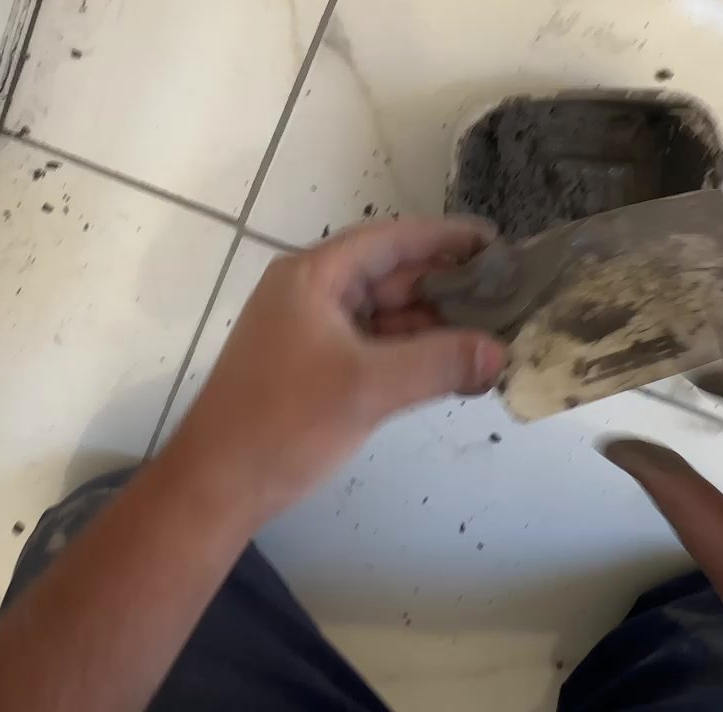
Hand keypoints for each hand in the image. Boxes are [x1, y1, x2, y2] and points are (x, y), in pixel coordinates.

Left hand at [158, 217, 507, 524]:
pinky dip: (410, 353)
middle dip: (446, 288)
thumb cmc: (283, 421)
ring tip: (492, 335)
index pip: (389, 240)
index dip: (443, 238)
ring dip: (432, 325)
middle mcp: (313, 292)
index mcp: (314, 276)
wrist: (216, 483)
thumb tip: (499, 351)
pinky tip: (452, 366)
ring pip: (385, 314)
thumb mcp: (367, 388)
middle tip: (506, 298)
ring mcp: (312, 329)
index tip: (493, 243)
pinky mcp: (316, 363)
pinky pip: (374, 345)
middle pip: (390, 276)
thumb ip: (437, 363)